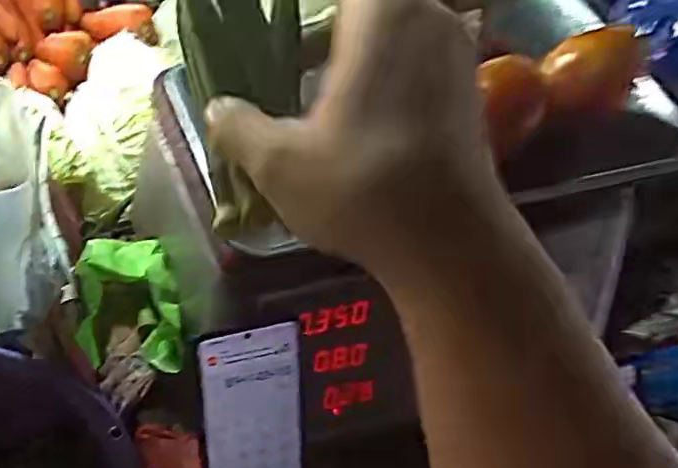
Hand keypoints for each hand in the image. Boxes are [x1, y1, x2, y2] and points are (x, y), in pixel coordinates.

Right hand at [203, 0, 504, 278]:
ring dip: (346, 68)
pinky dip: (375, 87)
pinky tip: (349, 135)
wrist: (440, 235)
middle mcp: (428, 14)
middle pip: (361, 14)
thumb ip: (239, 129)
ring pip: (387, 41)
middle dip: (316, 44)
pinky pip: (408, 67)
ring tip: (308, 114)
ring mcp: (453, 50)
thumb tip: (216, 107)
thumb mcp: (276, 165)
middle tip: (277, 83)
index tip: (268, 50)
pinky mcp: (461, 88)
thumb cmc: (356, 188)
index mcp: (382, 15)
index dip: (295, 22)